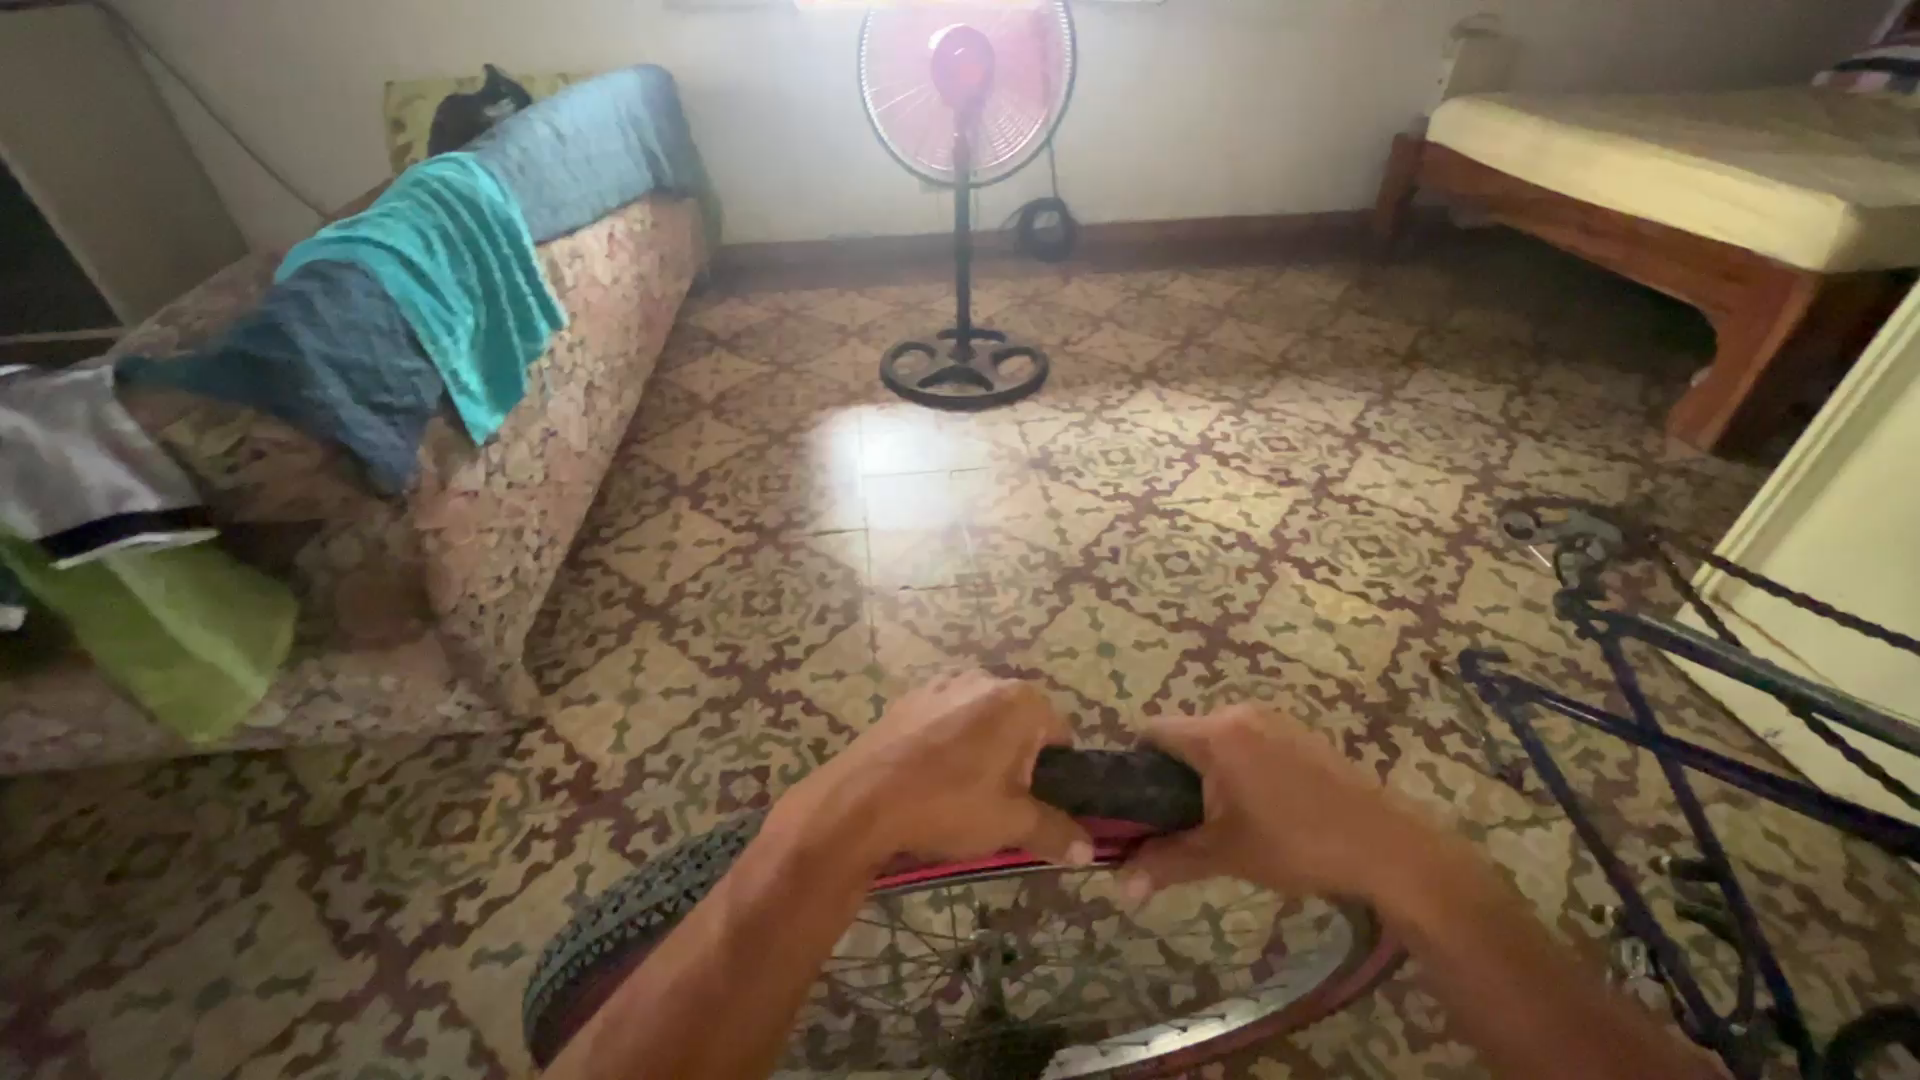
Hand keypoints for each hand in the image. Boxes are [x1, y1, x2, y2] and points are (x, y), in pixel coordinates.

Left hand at [785, 671, 1094, 867]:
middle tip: (999, 802)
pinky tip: (929, 778)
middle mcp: (984, 678)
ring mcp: (941, 684)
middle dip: (1017, 759)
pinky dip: (947, 743)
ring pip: (980, 720)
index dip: (1055, 773)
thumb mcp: (1011, 824)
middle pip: (1019, 723)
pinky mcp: (908, 698)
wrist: (862, 800)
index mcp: (1019, 700)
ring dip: (981, 749)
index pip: (1060, 734)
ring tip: (960, 792)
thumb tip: (1089, 849)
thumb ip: (1056, 831)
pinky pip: (944, 720)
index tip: (1035, 803)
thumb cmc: (949, 804)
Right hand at [1121, 705, 1451, 901]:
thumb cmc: (1296, 845)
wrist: (1388, 847)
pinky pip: (1249, 740)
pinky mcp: (1299, 732)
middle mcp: (1239, 713)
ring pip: (1218, 739)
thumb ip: (1167, 862)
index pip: (1151, 732)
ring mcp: (1274, 719)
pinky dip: (1240, 766)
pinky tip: (1261, 807)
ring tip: (1220, 818)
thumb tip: (1120, 887)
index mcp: (1214, 734)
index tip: (1136, 804)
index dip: (1135, 765)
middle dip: (1173, 774)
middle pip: (1184, 735)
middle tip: (1179, 820)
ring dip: (1209, 771)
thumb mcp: (1225, 855)